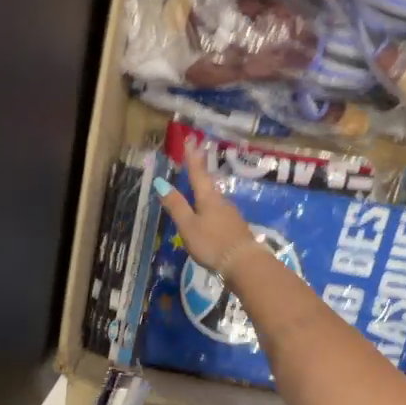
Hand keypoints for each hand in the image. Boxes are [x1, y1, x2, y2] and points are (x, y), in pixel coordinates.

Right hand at [155, 150, 257, 270]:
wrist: (244, 263)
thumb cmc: (212, 243)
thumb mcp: (188, 226)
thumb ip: (176, 206)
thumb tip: (161, 183)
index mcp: (208, 198)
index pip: (197, 173)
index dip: (192, 158)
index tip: (191, 141)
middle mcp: (222, 202)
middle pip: (208, 186)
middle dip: (200, 176)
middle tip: (194, 164)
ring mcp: (232, 215)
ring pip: (216, 200)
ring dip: (207, 196)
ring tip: (198, 195)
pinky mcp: (237, 228)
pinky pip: (221, 214)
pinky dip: (212, 213)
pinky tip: (210, 220)